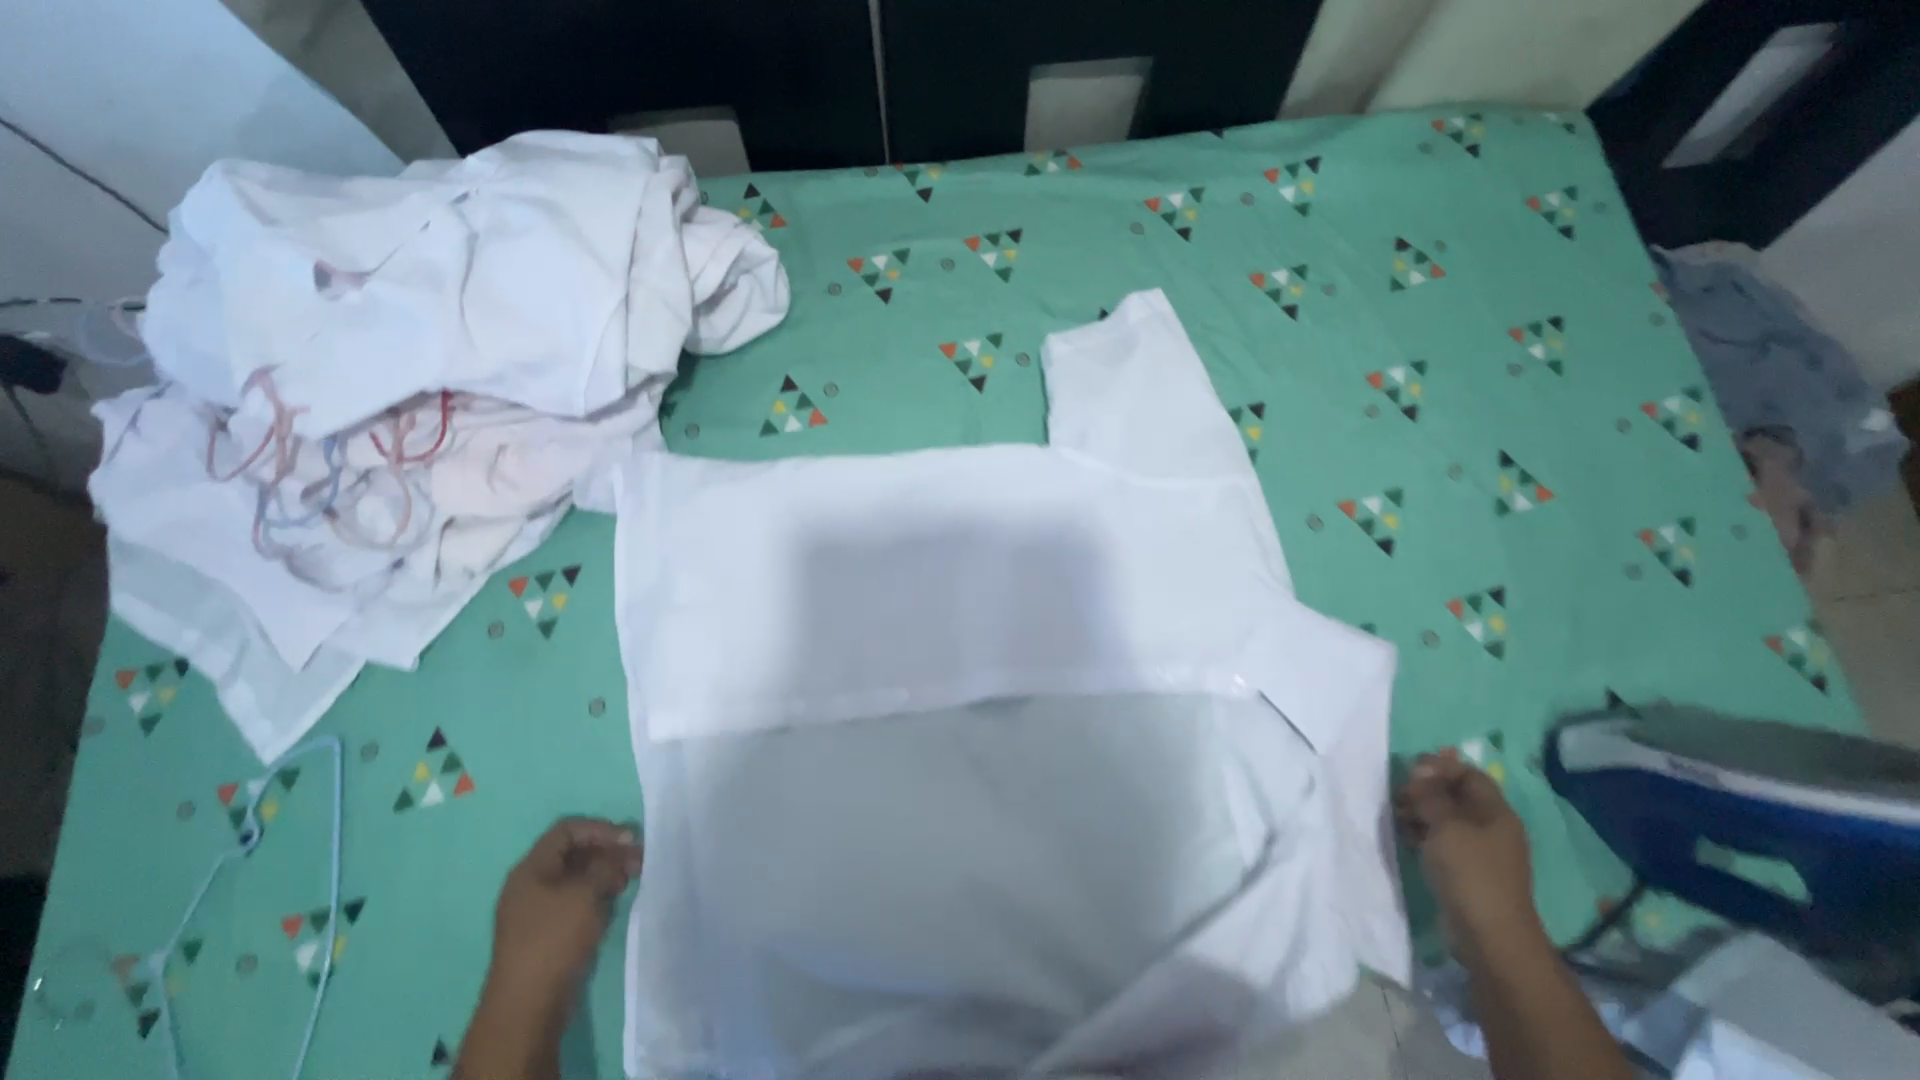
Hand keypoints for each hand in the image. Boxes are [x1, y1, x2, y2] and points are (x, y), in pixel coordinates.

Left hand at [488, 816, 643, 1001]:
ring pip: (577, 879)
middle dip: (608, 853)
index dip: (599, 829)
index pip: (567, 831)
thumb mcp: (585, 894)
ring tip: (631, 880)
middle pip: (574, 854)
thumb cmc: (554, 938)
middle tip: (639, 860)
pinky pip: (576, 902)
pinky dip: (598, 896)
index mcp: (531, 869)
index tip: (629, 840)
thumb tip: (621, 854)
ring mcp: (539, 910)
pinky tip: (615, 903)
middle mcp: (532, 885)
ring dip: (606, 874)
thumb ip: (606, 867)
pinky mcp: (549, 932)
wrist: (529, 1003)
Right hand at [1394, 750, 1543, 967]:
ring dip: (1420, 813)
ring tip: (1397, 817)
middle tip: (1398, 796)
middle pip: (1455, 796)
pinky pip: (1442, 842)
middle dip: (1425, 790)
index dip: (1440, 767)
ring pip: (1445, 819)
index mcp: (1495, 812)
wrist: (1488, 934)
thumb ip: (1431, 795)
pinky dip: (1423, 835)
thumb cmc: (1470, 872)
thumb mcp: (1447, 826)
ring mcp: (1479, 852)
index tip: (1409, 771)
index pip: (1468, 775)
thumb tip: (1420, 771)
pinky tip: (1406, 838)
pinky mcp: (1465, 871)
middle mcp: (1490, 828)